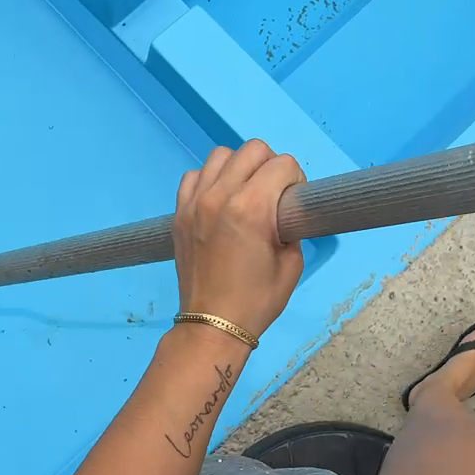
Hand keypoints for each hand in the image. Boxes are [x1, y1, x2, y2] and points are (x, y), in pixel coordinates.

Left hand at [171, 140, 305, 338]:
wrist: (212, 324)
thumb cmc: (258, 299)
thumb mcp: (292, 263)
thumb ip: (291, 224)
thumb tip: (284, 208)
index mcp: (251, 208)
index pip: (282, 164)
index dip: (295, 179)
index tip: (293, 200)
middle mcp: (220, 196)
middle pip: (253, 150)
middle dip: (271, 166)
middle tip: (274, 195)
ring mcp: (194, 202)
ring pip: (221, 155)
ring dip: (240, 167)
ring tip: (245, 193)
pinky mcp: (179, 212)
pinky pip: (194, 175)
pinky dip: (210, 180)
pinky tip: (219, 201)